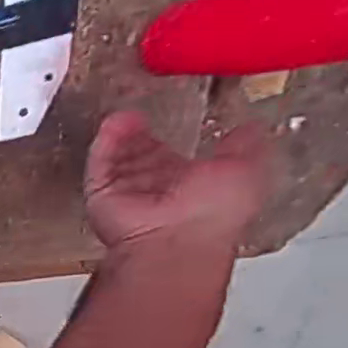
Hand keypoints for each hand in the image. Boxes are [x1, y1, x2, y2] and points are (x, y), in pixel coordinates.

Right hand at [84, 111, 271, 252]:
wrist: (174, 237)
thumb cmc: (215, 212)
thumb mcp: (247, 170)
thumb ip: (244, 146)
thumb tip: (249, 127)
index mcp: (187, 183)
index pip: (171, 156)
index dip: (169, 135)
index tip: (170, 112)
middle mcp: (153, 188)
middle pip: (139, 155)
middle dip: (138, 134)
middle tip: (140, 110)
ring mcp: (124, 191)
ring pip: (118, 157)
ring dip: (121, 135)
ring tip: (126, 113)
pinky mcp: (100, 192)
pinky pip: (99, 164)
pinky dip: (104, 144)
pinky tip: (113, 123)